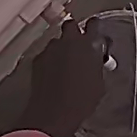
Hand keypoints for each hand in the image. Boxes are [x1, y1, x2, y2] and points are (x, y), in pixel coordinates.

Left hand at [15, 22, 107, 136]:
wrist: (54, 112)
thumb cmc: (82, 100)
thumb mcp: (99, 82)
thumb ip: (97, 64)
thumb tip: (96, 61)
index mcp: (89, 44)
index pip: (94, 24)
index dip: (95, 27)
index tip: (96, 34)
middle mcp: (69, 41)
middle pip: (71, 25)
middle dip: (74, 32)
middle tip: (78, 46)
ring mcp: (51, 49)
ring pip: (57, 41)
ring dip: (61, 48)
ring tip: (64, 65)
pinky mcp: (38, 58)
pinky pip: (47, 54)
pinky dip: (50, 60)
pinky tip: (52, 74)